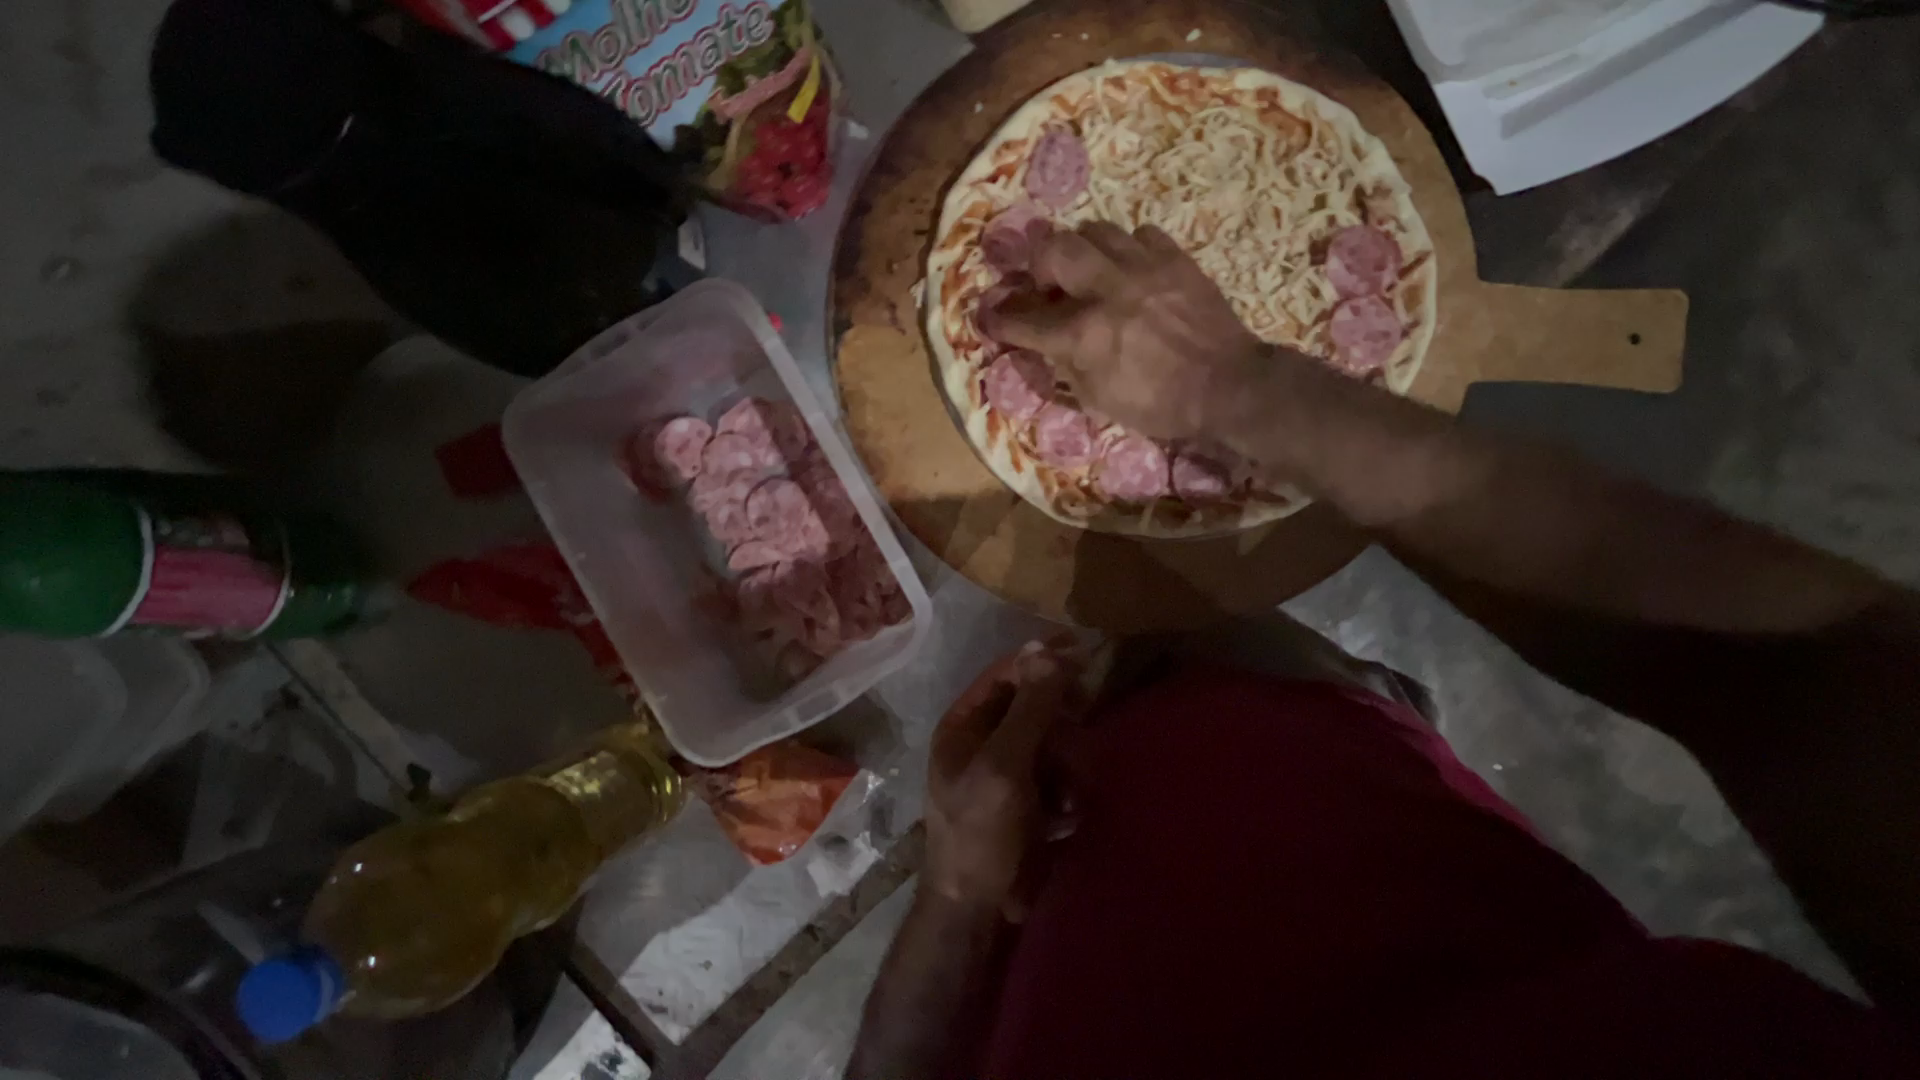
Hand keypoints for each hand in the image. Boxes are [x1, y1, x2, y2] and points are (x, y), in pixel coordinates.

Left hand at [925, 642, 1078, 918]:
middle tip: (1080, 735)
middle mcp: (983, 742)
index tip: (1082, 652)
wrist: (978, 909)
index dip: (1041, 660)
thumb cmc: (981, 832)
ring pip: (1053, 743)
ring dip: (1069, 765)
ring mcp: (1006, 772)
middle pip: (1035, 707)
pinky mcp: (1028, 801)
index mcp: (964, 725)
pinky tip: (1066, 817)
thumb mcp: (1005, 766)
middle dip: (1061, 725)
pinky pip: (1059, 777)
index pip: (1005, 674)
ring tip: (1070, 796)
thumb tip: (1045, 649)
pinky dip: (1068, 793)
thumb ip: (1029, 709)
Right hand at [981, 222, 1269, 439]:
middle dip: (1037, 260)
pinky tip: (1130, 269)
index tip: (989, 315)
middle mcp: (1107, 292)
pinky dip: (1127, 248)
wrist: (1227, 386)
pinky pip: (1141, 234)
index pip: (1025, 321)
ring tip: (1086, 268)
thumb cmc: (1161, 406)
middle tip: (1041, 277)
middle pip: (1055, 248)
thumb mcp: (1101, 401)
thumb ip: (1067, 366)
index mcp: (1083, 336)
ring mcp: (1143, 269)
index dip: (1001, 319)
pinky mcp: (1175, 259)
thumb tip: (1046, 343)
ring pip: (1096, 230)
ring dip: (1082, 248)